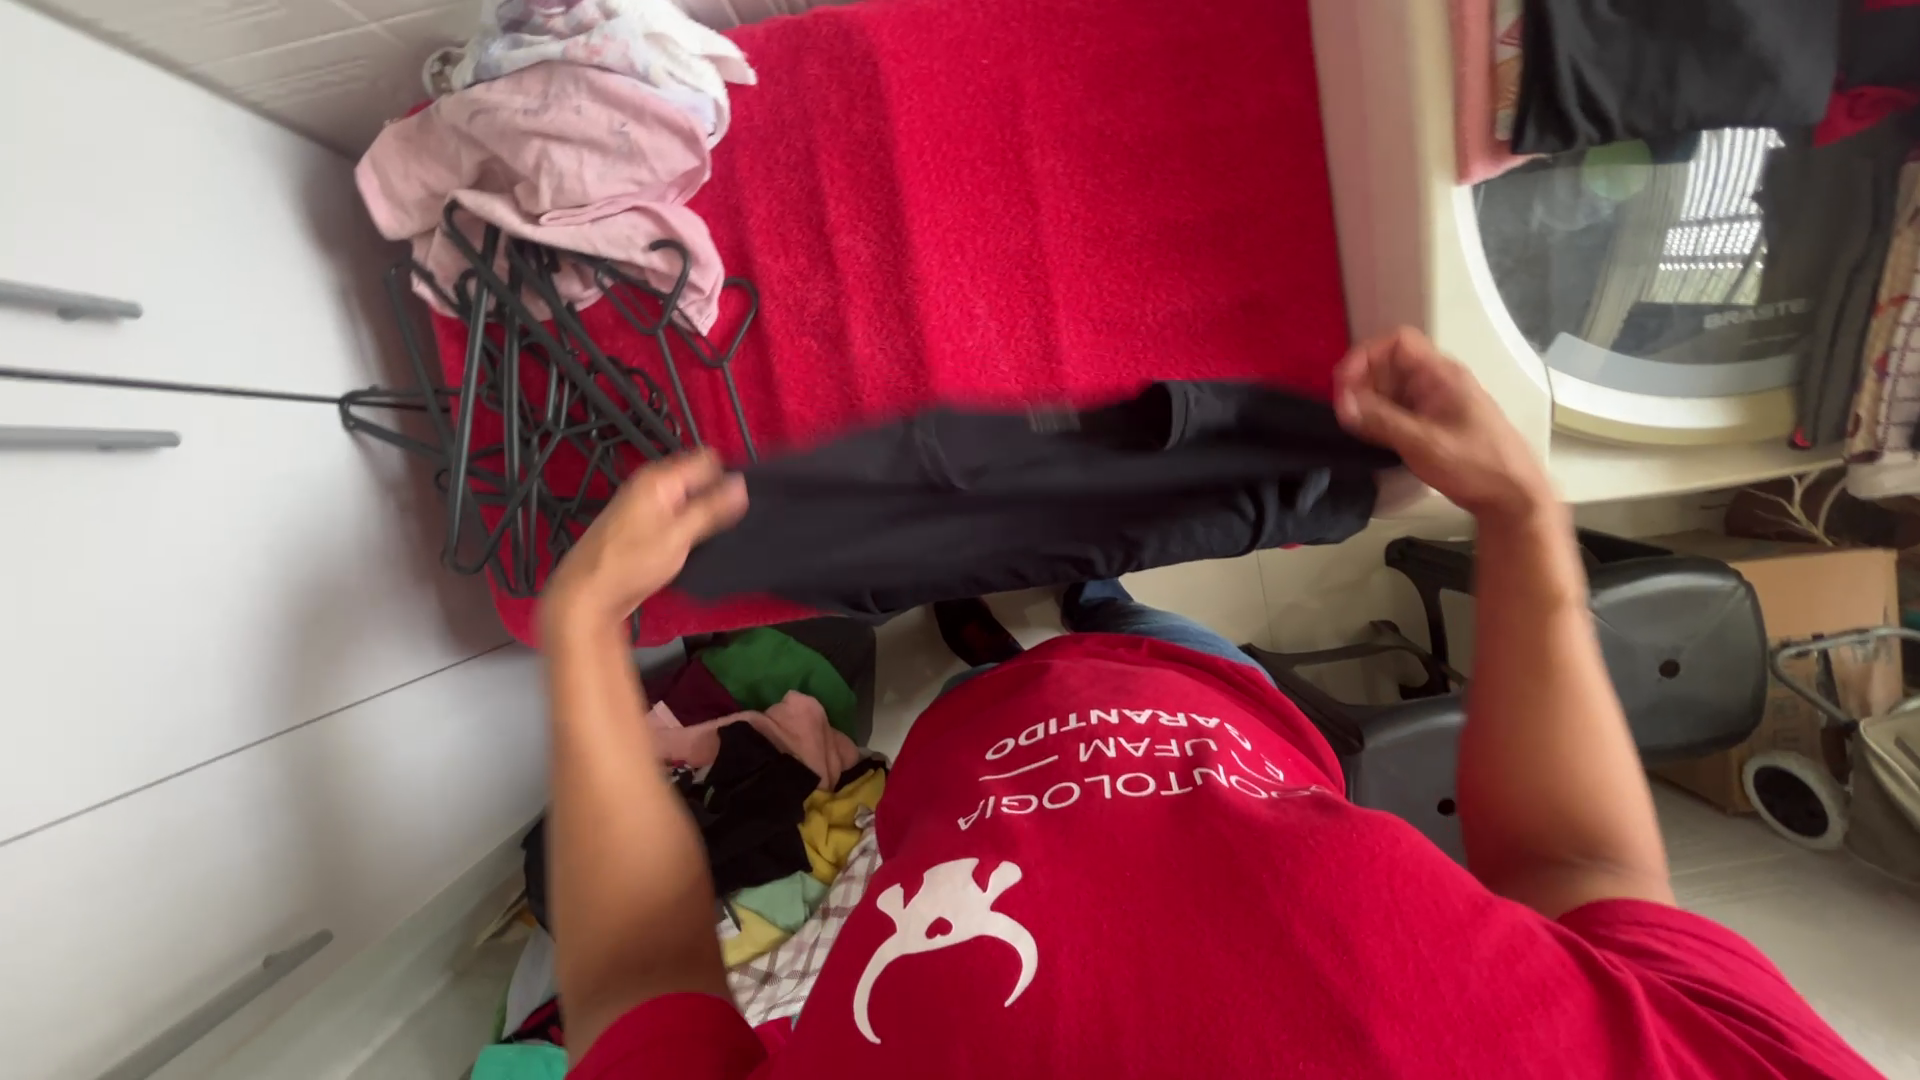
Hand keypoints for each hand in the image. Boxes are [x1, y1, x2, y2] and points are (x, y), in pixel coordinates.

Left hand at [541, 450, 747, 631]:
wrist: (588, 596)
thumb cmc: (631, 563)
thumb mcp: (679, 535)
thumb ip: (712, 508)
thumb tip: (741, 484)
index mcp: (658, 480)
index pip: (706, 460)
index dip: (728, 474)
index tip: (747, 497)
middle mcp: (651, 487)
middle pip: (697, 479)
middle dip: (718, 494)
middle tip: (738, 518)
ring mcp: (646, 507)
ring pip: (689, 499)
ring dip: (706, 513)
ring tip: (725, 533)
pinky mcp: (645, 528)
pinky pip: (678, 516)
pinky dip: (691, 525)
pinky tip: (701, 543)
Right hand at [1332, 327, 1551, 519]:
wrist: (1512, 494)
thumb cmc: (1476, 465)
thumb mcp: (1424, 443)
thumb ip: (1381, 421)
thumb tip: (1343, 403)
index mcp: (1441, 375)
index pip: (1397, 342)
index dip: (1365, 356)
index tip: (1344, 384)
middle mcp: (1435, 381)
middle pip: (1388, 364)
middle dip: (1361, 382)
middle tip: (1345, 410)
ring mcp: (1432, 401)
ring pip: (1388, 387)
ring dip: (1366, 401)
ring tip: (1356, 425)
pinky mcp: (1428, 420)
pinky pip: (1394, 407)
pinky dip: (1376, 416)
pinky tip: (1370, 434)